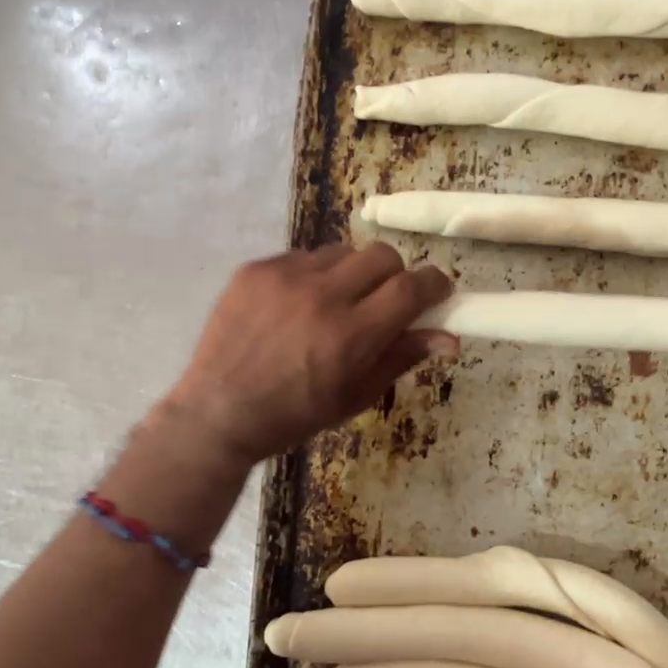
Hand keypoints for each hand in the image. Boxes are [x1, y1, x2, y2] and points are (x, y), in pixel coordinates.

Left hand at [138, 244, 454, 471]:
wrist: (219, 412)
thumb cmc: (296, 415)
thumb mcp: (356, 395)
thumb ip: (402, 357)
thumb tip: (449, 338)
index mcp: (351, 335)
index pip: (410, 287)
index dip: (434, 284)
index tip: (438, 291)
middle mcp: (321, 296)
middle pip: (382, 256)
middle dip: (394, 275)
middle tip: (384, 300)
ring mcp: (284, 277)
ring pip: (342, 252)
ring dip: (352, 273)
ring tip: (335, 304)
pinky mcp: (255, 269)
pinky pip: (302, 257)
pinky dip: (313, 276)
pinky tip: (298, 306)